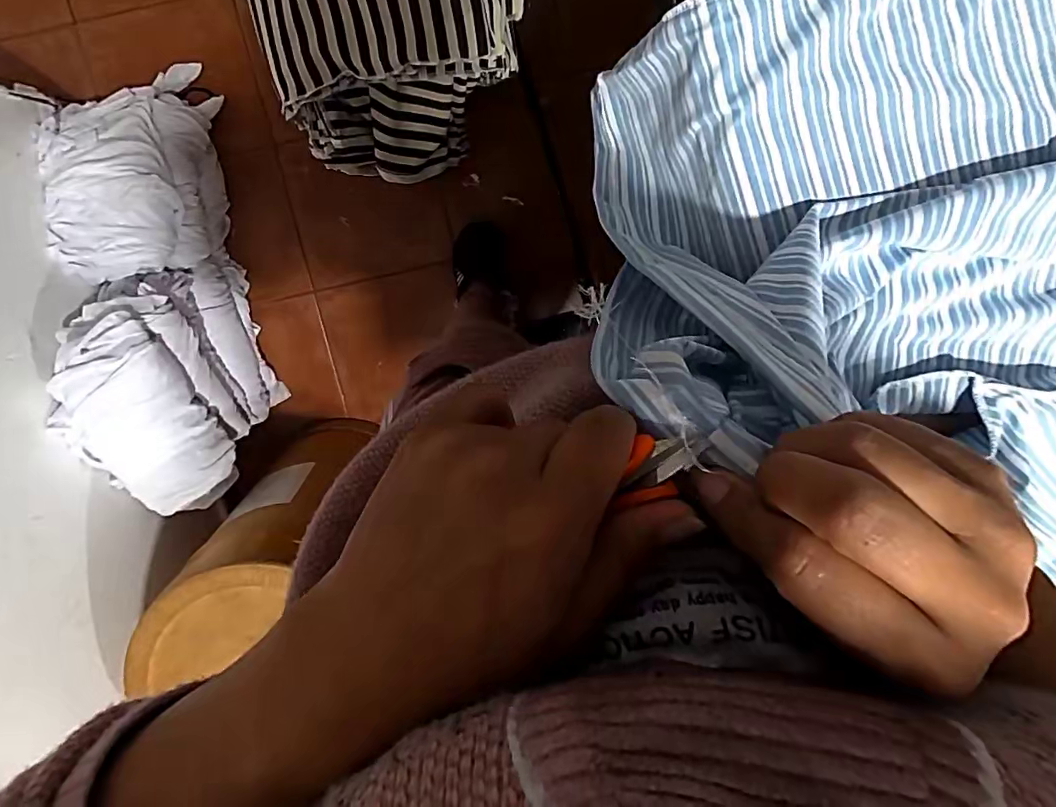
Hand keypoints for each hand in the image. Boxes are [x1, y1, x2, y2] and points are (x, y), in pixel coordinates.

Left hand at [308, 388, 704, 721]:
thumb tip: (684, 506)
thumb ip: (627, 549)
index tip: (607, 481)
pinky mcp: (424, 434)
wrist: (371, 647)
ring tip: (497, 500)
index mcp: (553, 511)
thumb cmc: (482, 648)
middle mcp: (508, 462)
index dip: (617, 449)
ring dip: (527, 454)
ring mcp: (459, 442)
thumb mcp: (569, 618)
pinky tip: (474, 466)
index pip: (609, 427)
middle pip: (568, 429)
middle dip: (569, 462)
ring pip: (526, 424)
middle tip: (545, 509)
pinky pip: (482, 406)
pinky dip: (489, 428)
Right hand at [690, 413, 1033, 696]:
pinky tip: (840, 450)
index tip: (714, 491)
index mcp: (921, 658)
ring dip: (810, 443)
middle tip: (766, 479)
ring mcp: (994, 527)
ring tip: (800, 460)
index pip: (809, 570)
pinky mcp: (991, 476)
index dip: (747, 520)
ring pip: (868, 449)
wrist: (1002, 624)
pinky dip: (846, 428)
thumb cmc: (899, 635)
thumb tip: (712, 484)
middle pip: (847, 506)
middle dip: (781, 477)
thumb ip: (777, 559)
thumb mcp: (837, 631)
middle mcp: (973, 597)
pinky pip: (892, 426)